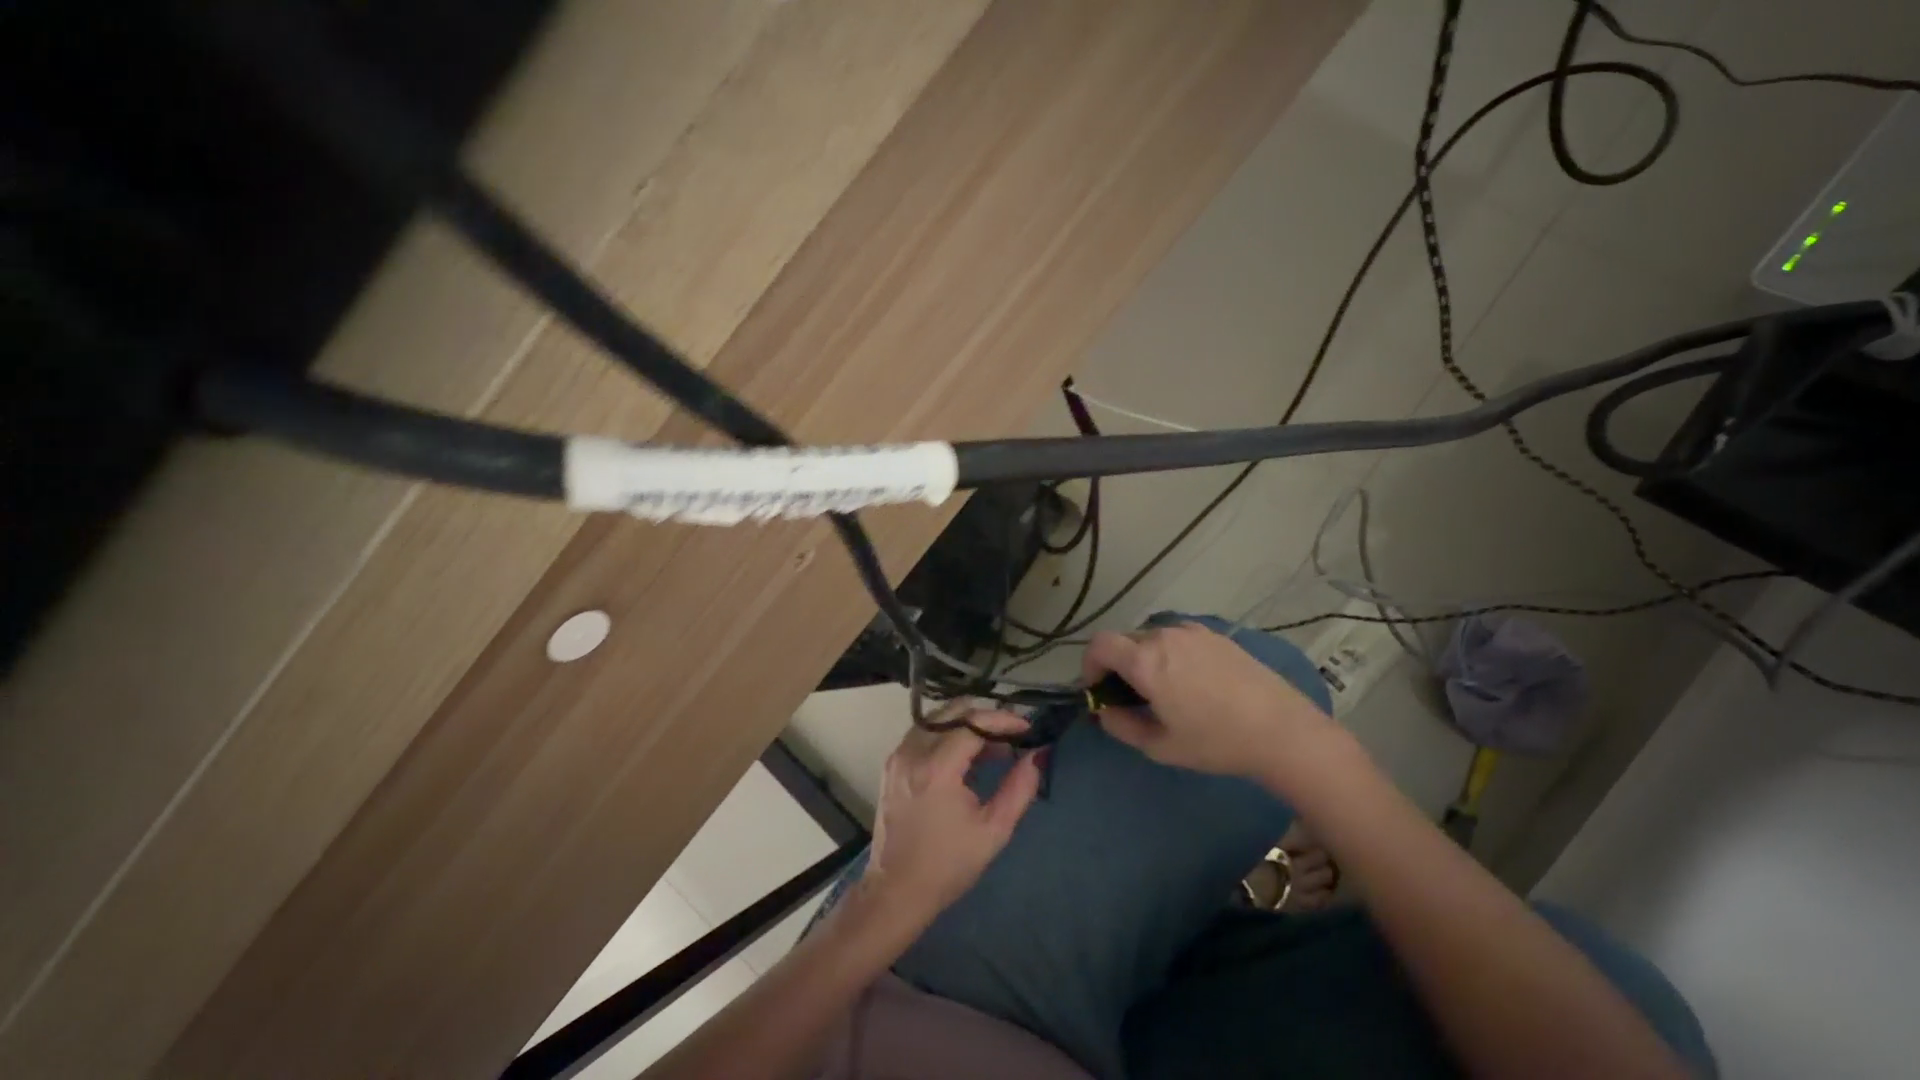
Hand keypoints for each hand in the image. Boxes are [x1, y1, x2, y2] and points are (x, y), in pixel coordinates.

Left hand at [860, 704, 1041, 924]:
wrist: (897, 891)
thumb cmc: (948, 865)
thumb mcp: (994, 830)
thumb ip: (1019, 788)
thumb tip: (1035, 756)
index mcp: (936, 769)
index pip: (972, 723)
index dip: (1003, 720)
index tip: (1027, 728)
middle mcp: (911, 754)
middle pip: (952, 712)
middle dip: (985, 717)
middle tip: (1010, 736)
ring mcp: (897, 758)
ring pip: (935, 720)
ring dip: (965, 725)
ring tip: (992, 749)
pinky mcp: (891, 767)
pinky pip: (922, 735)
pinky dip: (946, 736)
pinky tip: (965, 760)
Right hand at [1083, 623, 1342, 781]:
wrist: (1280, 730)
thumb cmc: (1215, 742)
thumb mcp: (1159, 745)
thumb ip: (1121, 725)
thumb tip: (1104, 711)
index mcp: (1145, 660)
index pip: (1099, 645)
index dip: (1090, 666)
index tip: (1100, 691)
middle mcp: (1165, 636)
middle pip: (1126, 641)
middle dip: (1119, 665)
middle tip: (1132, 698)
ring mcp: (1195, 632)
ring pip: (1154, 638)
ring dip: (1147, 659)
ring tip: (1165, 691)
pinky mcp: (1218, 636)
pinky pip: (1180, 638)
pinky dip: (1173, 654)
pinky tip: (1194, 684)